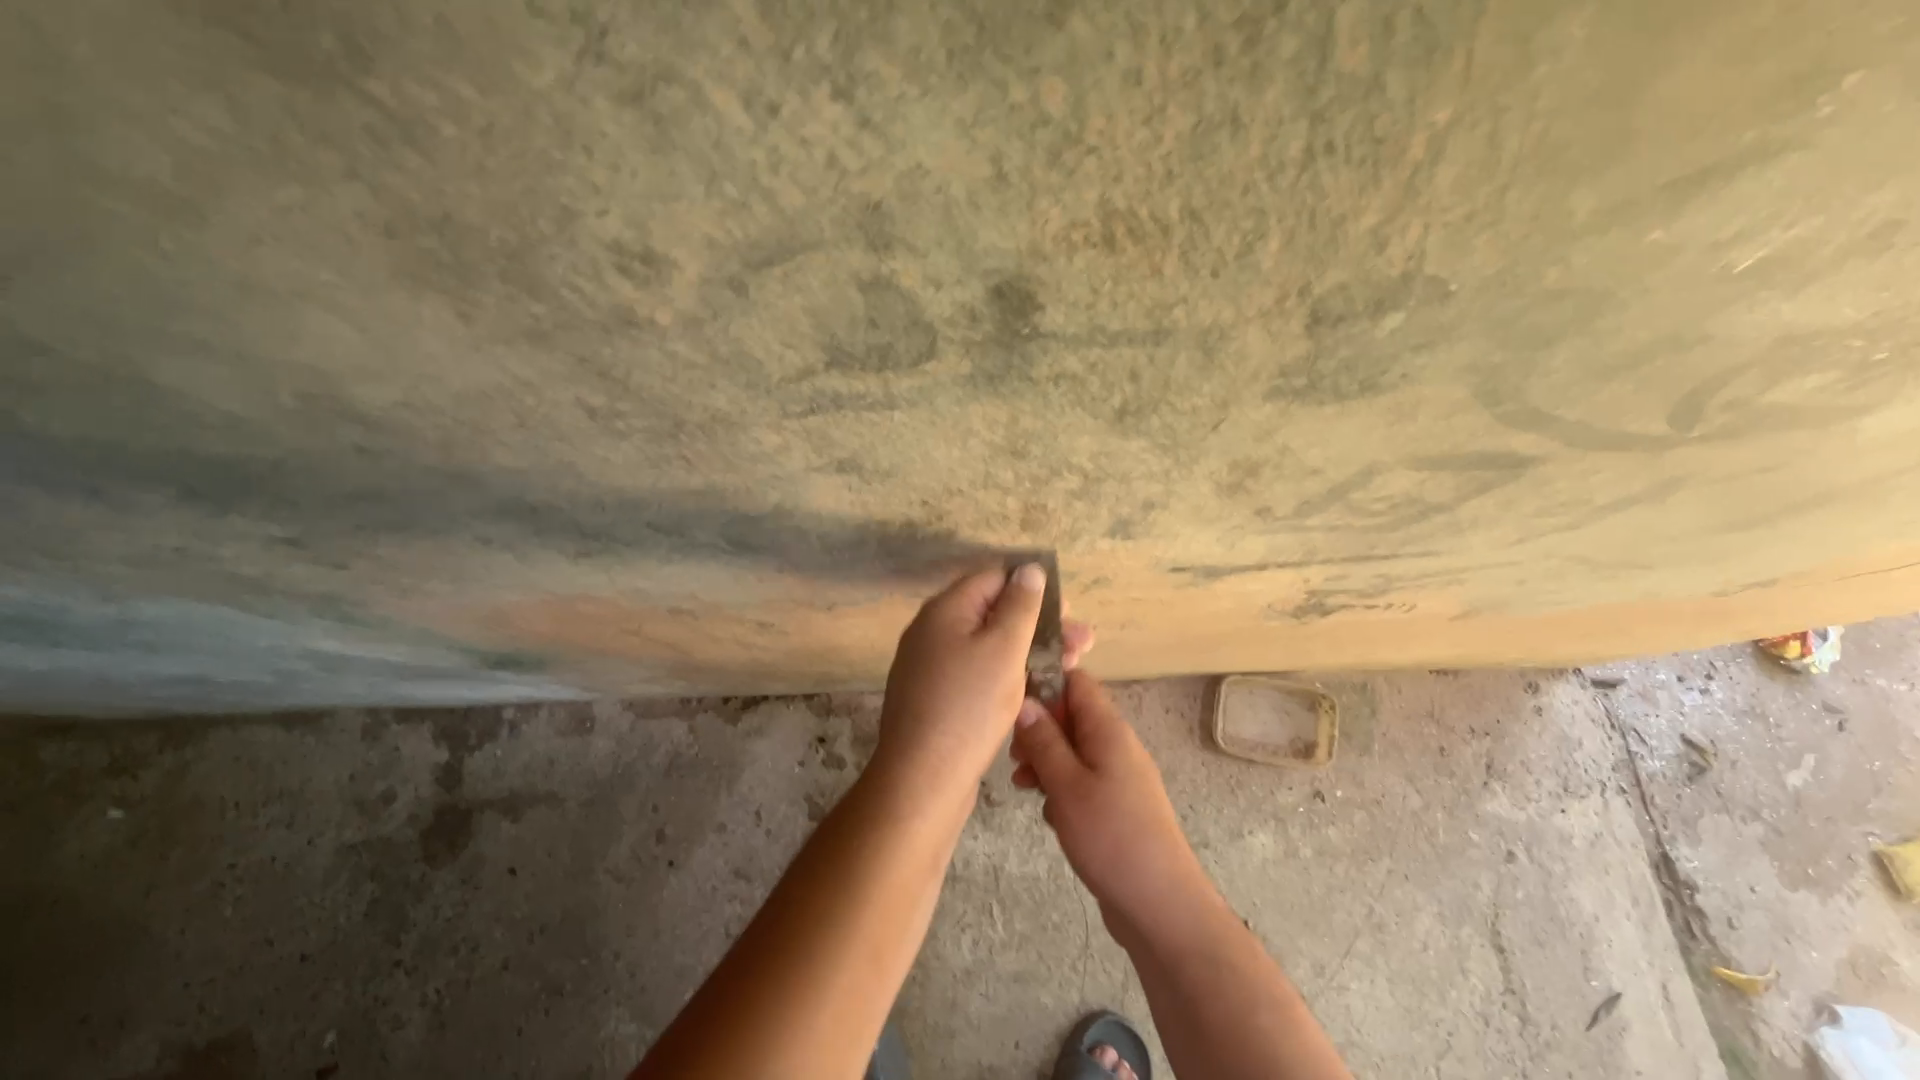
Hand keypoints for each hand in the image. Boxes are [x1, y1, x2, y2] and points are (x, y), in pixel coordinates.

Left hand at [870, 564, 1052, 800]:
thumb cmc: (968, 707)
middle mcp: (932, 632)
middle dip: (1039, 626)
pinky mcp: (937, 700)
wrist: (922, 779)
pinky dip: (1007, 678)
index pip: (993, 578)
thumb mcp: (1003, 649)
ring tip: (1068, 671)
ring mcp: (931, 668)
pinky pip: (977, 676)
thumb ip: (1020, 606)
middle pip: (992, 614)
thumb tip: (1029, 569)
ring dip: (1029, 654)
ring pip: (988, 648)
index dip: (1032, 589)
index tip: (1068, 614)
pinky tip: (1036, 693)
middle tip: (1083, 645)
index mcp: (944, 610)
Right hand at [1010, 670, 1210, 938]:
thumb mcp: (1066, 784)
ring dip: (1045, 763)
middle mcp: (1116, 746)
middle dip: (1038, 731)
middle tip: (1014, 759)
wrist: (1159, 903)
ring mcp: (1118, 777)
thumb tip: (1025, 701)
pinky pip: (1081, 782)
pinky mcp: (1115, 807)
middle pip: (1071, 716)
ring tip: (1024, 788)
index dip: (1043, 684)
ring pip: (1072, 752)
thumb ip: (1044, 741)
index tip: (1010, 706)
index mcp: (1108, 729)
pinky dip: (1060, 790)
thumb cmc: (1110, 837)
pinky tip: (1049, 816)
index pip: (1076, 681)